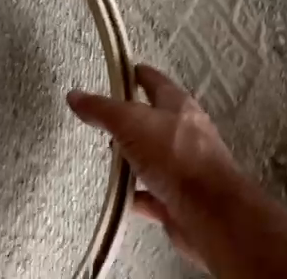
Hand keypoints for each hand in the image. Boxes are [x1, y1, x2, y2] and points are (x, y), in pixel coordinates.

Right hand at [68, 64, 242, 268]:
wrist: (211, 216)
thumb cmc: (176, 157)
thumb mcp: (128, 122)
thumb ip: (101, 108)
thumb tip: (75, 96)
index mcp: (178, 106)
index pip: (154, 80)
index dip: (136, 74)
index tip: (120, 71)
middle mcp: (185, 133)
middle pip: (153, 120)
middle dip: (130, 120)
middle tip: (106, 120)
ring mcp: (185, 168)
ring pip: (153, 157)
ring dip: (133, 158)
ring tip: (110, 158)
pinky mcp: (181, 199)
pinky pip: (152, 192)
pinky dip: (137, 194)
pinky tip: (122, 195)